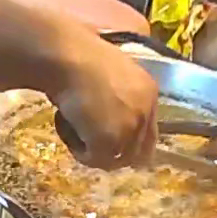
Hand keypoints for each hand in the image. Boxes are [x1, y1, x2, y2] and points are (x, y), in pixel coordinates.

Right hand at [49, 27, 157, 168]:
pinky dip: (78, 150)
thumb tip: (113, 126)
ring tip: (73, 127)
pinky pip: (94, 160)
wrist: (67, 56)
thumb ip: (122, 100)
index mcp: (150, 92)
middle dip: (112, 152)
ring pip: (114, 160)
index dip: (129, 144)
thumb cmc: (81, 58)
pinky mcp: (110, 142)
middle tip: (89, 142)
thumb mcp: (112, 76)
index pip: (149, 135)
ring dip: (93, 150)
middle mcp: (145, 112)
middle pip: (134, 155)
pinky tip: (67, 126)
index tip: (110, 144)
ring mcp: (129, 128)